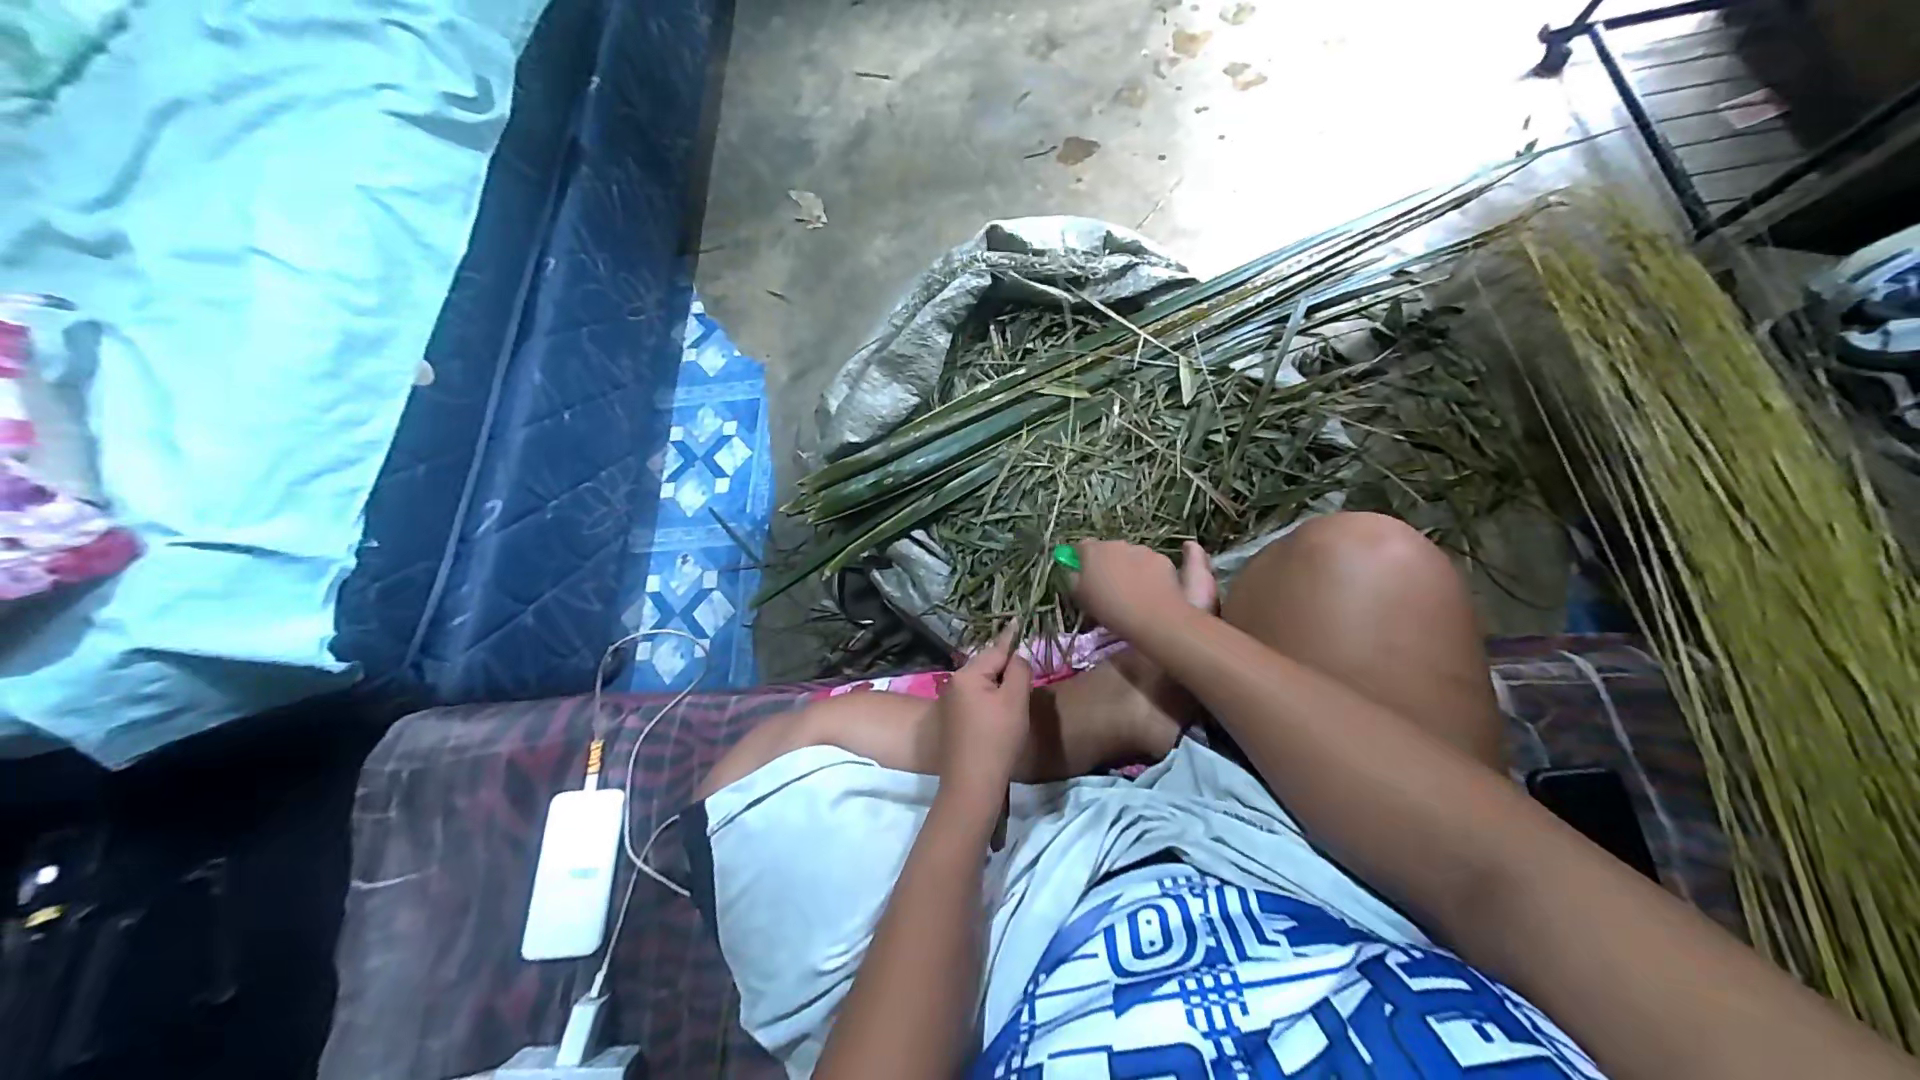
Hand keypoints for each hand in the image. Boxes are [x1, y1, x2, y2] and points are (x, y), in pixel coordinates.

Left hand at [933, 623, 1032, 808]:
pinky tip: (1002, 711)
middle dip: (1007, 667)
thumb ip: (1018, 671)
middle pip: (988, 665)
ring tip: (1018, 693)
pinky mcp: (953, 719)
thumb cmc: (997, 738)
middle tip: (1028, 672)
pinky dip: (991, 699)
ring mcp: (951, 701)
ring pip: (983, 682)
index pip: (997, 650)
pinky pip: (977, 698)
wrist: (972, 782)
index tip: (1018, 620)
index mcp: (968, 674)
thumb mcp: (1015, 700)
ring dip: (999, 684)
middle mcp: (954, 682)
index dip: (1013, 638)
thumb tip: (1018, 655)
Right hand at [1070, 540, 1212, 639]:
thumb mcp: (1080, 597)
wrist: (1154, 618)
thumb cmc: (1110, 609)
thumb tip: (1074, 571)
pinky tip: (1148, 590)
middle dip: (1106, 563)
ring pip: (1130, 555)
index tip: (1082, 574)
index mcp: (1093, 551)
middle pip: (1107, 550)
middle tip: (1108, 586)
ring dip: (1127, 566)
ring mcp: (1142, 550)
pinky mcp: (1162, 559)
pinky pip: (1149, 563)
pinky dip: (1147, 572)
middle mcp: (1117, 544)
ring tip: (1131, 590)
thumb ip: (1073, 578)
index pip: (1080, 546)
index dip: (1080, 559)